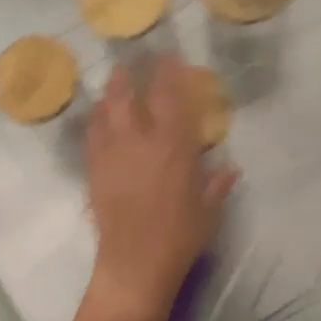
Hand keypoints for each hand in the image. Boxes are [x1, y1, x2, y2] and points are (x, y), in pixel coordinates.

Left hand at [85, 57, 237, 318]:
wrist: (134, 264)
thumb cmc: (178, 238)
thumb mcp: (207, 212)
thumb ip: (216, 185)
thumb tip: (229, 168)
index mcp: (173, 147)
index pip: (170, 97)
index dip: (169, 73)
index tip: (169, 57)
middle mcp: (139, 143)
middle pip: (129, 98)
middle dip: (130, 76)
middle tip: (131, 62)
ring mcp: (112, 157)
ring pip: (105, 114)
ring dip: (109, 94)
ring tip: (112, 82)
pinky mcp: (94, 174)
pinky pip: (92, 139)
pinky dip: (95, 123)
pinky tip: (97, 119)